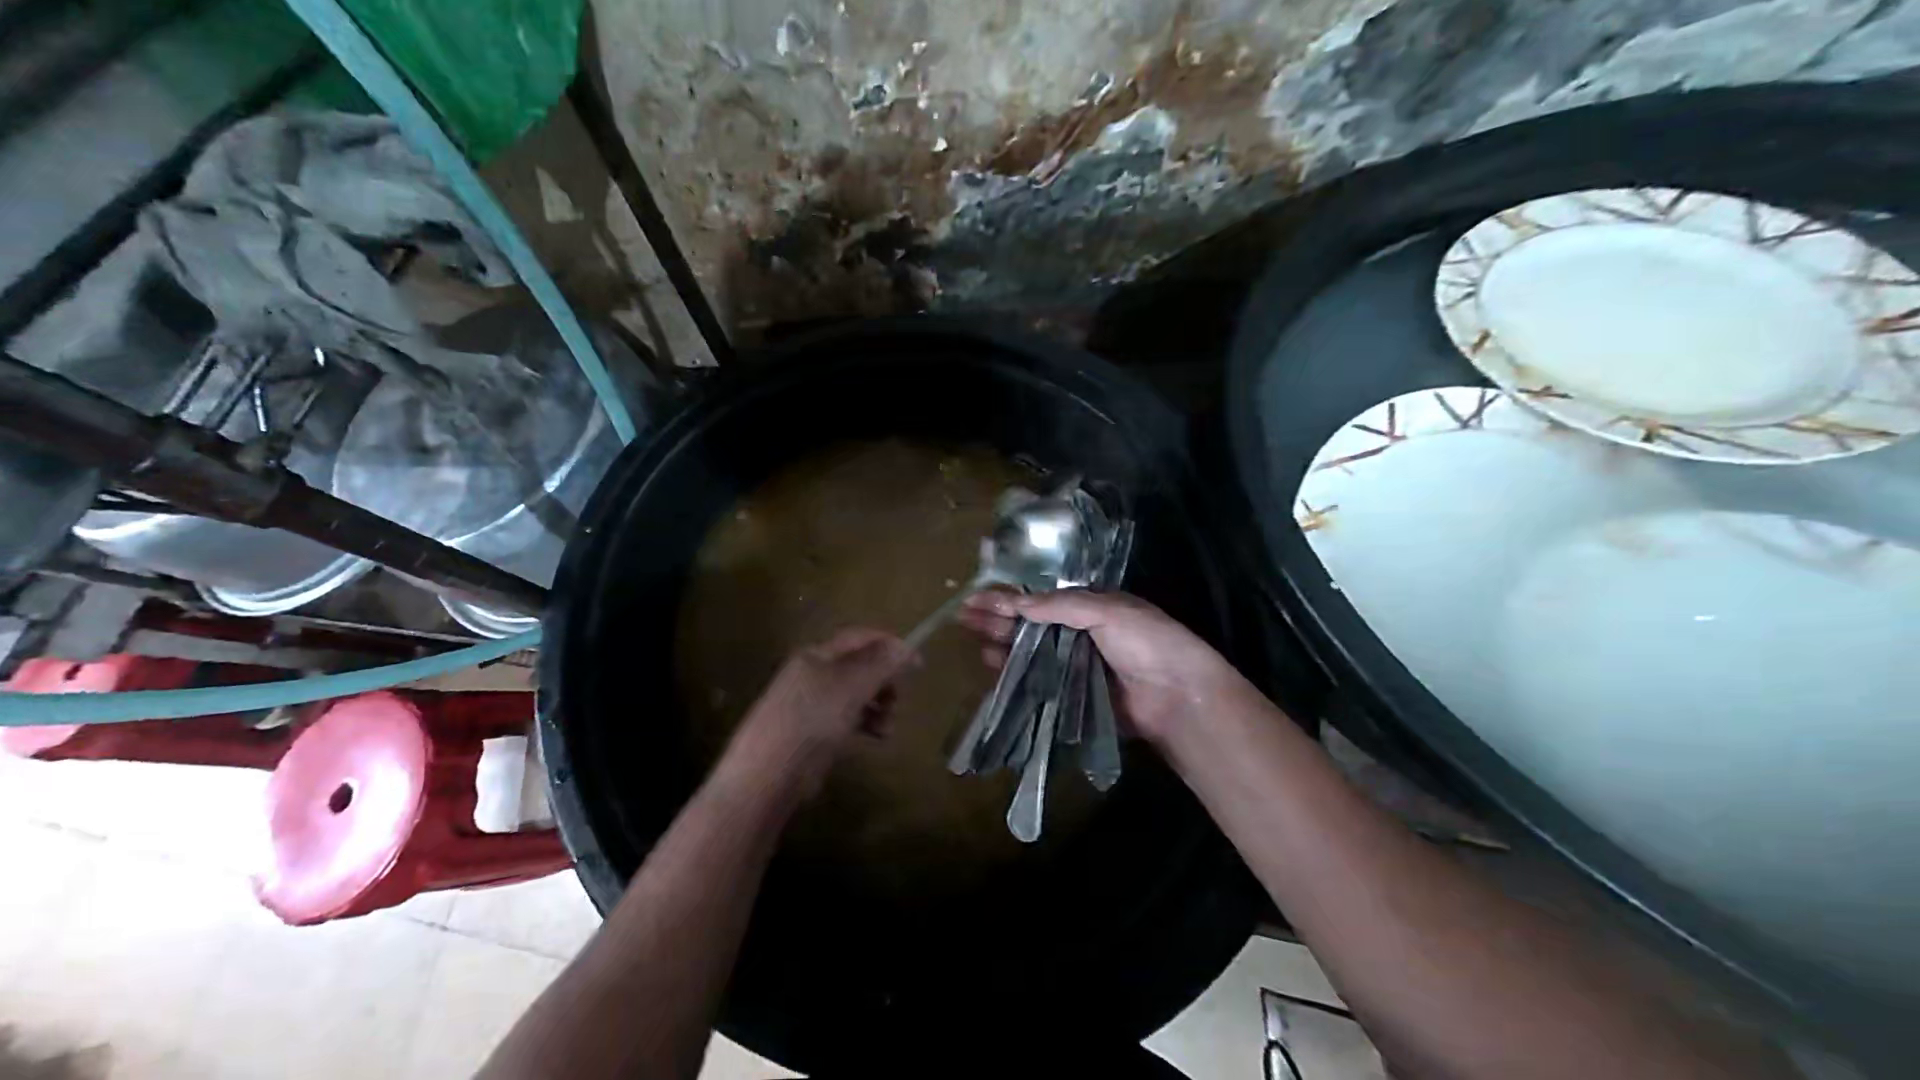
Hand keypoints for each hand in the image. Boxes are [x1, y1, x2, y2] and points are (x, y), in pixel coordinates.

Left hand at [725, 628, 916, 797]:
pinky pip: (848, 719)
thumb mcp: (851, 684)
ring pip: (857, 695)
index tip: (917, 664)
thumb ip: (881, 662)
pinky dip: (865, 724)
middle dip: (885, 681)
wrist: (769, 773)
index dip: (890, 645)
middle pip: (861, 667)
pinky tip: (874, 738)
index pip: (861, 638)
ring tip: (887, 728)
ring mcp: (812, 705)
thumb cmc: (812, 719)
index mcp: (818, 654)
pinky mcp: (813, 734)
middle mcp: (813, 674)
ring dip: (879, 706)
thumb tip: (905, 646)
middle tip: (898, 701)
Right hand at [958, 589, 1254, 746]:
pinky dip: (1015, 674)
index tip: (976, 596)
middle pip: (1030, 625)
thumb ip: (1061, 605)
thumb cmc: (1147, 642)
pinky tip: (992, 666)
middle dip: (998, 619)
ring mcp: (1075, 667)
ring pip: (1030, 653)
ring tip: (974, 638)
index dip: (1009, 597)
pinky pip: (1038, 683)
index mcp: (1091, 607)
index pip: (1041, 599)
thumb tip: (1018, 603)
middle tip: (964, 616)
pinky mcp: (1073, 697)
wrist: (1177, 696)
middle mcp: (1080, 634)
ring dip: (1002, 644)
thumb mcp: (1107, 611)